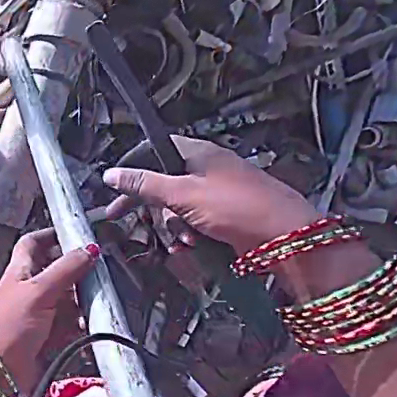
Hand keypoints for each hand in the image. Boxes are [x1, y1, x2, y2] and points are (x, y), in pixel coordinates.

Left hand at [0, 230, 96, 396]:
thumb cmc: (12, 326)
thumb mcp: (39, 291)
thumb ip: (66, 269)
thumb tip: (90, 248)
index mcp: (20, 271)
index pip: (33, 243)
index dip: (51, 235)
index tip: (76, 233)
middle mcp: (29, 288)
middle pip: (56, 269)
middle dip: (77, 269)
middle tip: (99, 269)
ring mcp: (39, 312)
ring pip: (68, 296)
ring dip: (82, 298)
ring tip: (98, 298)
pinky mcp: (49, 334)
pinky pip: (71, 322)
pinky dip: (81, 321)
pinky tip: (89, 323)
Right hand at [101, 136, 321, 252]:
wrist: (286, 237)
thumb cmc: (234, 207)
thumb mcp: (181, 194)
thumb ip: (144, 184)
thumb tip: (110, 174)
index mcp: (197, 152)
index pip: (154, 151)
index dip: (133, 169)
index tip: (116, 190)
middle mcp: (206, 167)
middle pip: (162, 182)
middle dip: (150, 205)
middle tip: (123, 219)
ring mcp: (217, 191)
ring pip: (177, 205)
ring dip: (171, 224)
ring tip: (181, 240)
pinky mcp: (226, 213)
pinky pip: (195, 219)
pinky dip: (188, 232)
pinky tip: (191, 245)